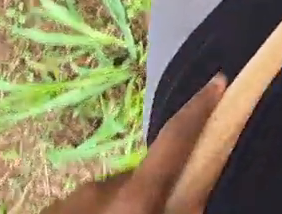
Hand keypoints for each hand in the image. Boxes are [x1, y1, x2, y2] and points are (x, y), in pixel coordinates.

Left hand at [41, 76, 226, 213]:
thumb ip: (178, 213)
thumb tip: (193, 196)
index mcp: (132, 203)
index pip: (173, 142)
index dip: (198, 110)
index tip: (218, 81)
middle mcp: (97, 193)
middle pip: (138, 180)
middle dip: (150, 195)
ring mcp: (63, 204)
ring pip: (106, 199)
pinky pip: (78, 213)